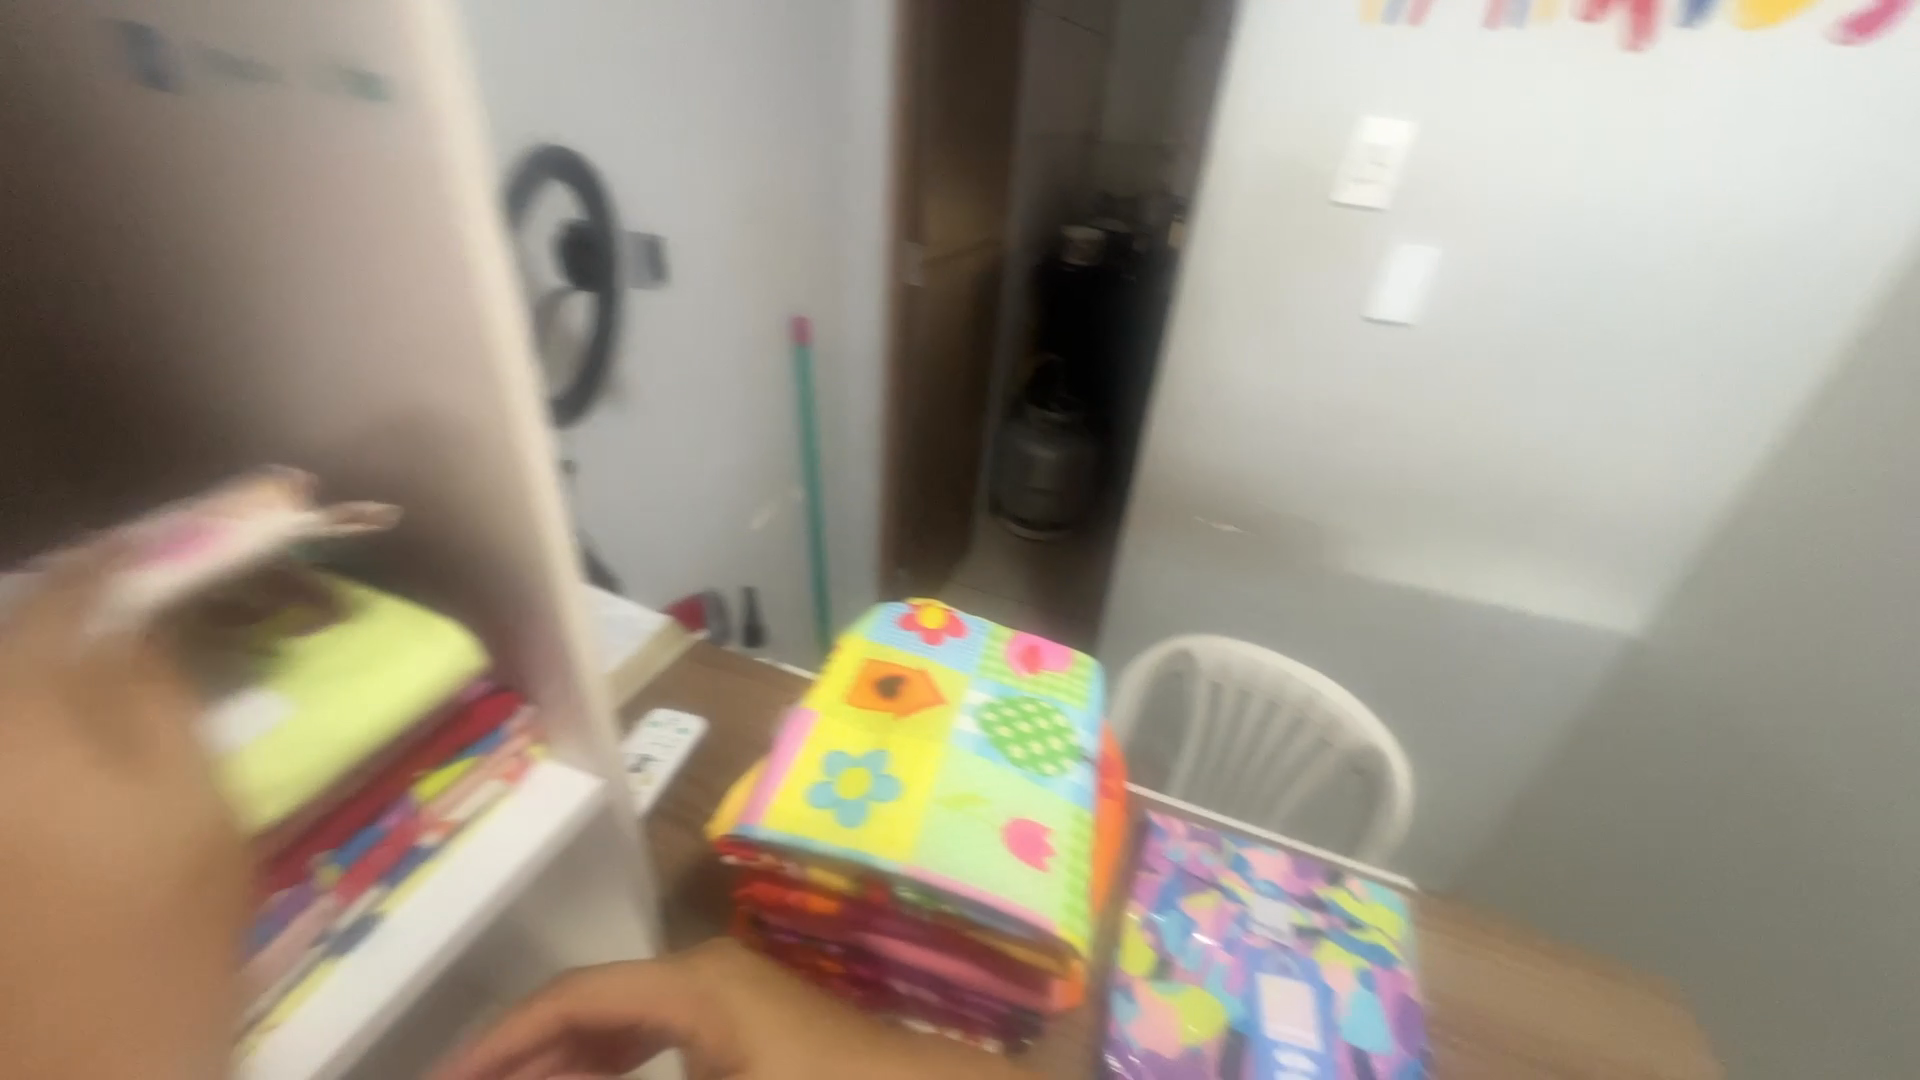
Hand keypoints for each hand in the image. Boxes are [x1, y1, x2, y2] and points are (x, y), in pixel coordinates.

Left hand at [0, 543, 249, 1079]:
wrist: (79, 1052)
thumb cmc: (165, 925)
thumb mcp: (196, 805)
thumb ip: (158, 703)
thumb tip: (141, 623)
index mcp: (26, 737)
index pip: (53, 615)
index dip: (103, 568)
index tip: (153, 543)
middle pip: (2, 647)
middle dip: (54, 603)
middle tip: (121, 585)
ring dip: (31, 649)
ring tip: (85, 637)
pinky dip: (19, 697)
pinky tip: (50, 699)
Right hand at [432, 938, 1035, 1079]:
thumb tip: (552, 1077)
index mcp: (692, 981)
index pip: (572, 997)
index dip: (496, 1042)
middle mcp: (702, 971)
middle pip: (588, 1005)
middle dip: (523, 1056)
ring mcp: (723, 993)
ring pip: (619, 1023)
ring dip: (564, 1063)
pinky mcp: (739, 1022)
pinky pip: (652, 1037)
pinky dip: (608, 1065)